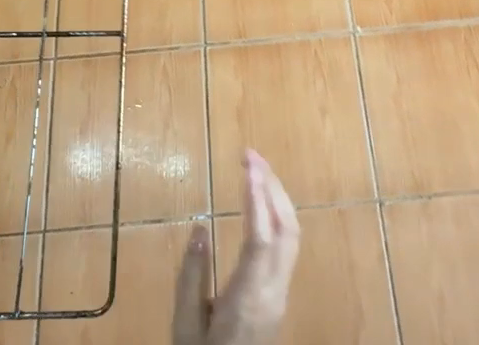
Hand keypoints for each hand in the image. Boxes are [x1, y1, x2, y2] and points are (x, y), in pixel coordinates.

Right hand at [172, 151, 299, 344]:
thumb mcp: (186, 325)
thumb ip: (192, 275)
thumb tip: (201, 225)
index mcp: (248, 298)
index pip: (261, 237)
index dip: (257, 197)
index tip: (247, 164)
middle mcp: (273, 291)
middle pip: (285, 229)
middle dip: (271, 186)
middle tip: (250, 154)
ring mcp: (281, 293)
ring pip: (292, 236)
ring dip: (278, 197)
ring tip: (257, 169)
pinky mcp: (279, 295)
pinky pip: (288, 245)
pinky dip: (278, 215)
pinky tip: (263, 203)